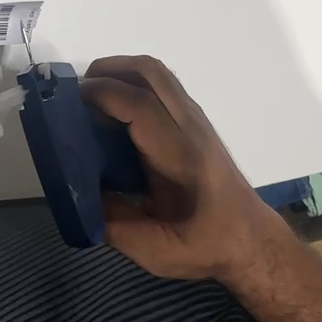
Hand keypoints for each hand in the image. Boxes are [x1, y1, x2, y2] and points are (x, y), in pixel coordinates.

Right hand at [81, 56, 289, 281]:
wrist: (252, 241)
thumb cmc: (207, 245)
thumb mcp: (157, 251)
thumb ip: (114, 225)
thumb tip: (78, 190)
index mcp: (181, 157)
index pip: (141, 106)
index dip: (103, 94)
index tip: (69, 103)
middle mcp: (191, 128)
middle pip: (150, 72)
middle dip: (108, 70)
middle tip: (76, 93)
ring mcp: (196, 120)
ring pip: (157, 73)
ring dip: (120, 72)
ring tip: (91, 97)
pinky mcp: (194, 121)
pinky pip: (161, 85)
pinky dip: (132, 83)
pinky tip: (115, 111)